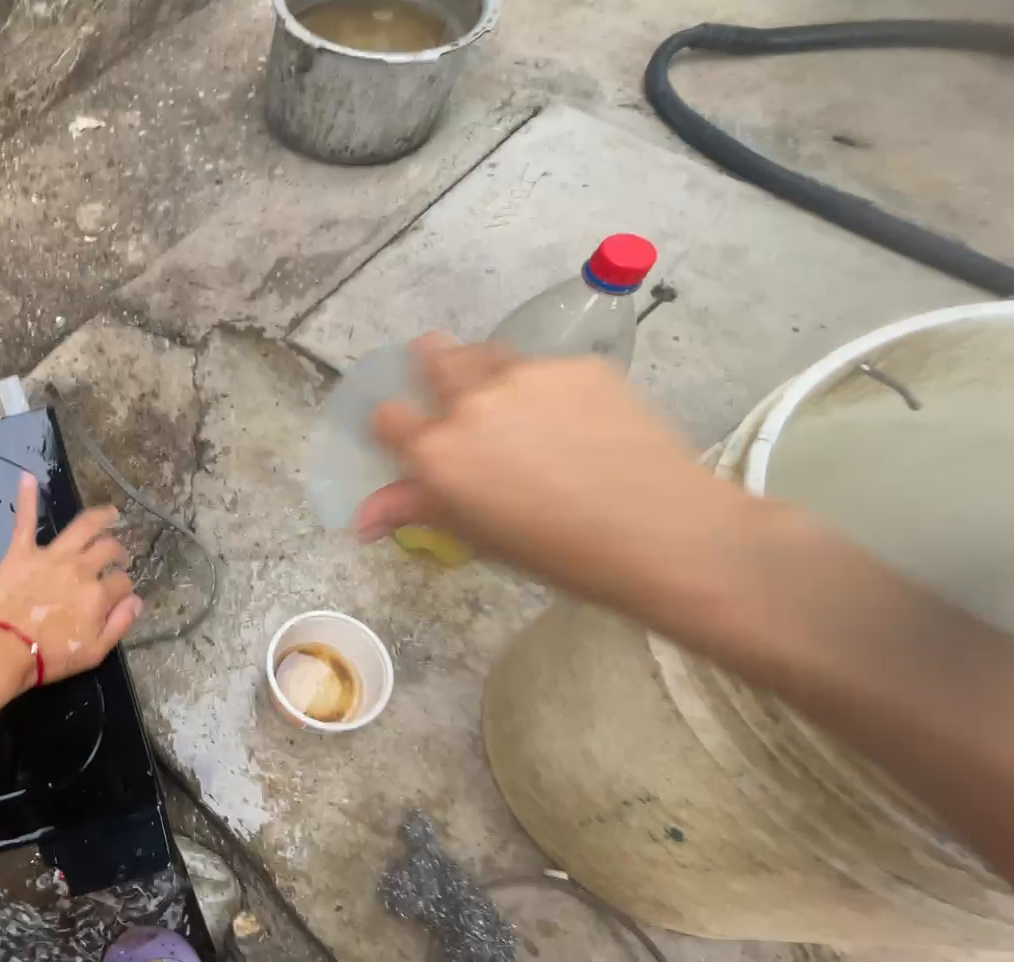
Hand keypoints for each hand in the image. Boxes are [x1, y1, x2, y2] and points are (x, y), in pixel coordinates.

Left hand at [0, 473, 143, 693]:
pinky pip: (25, 520)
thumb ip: (120, 624)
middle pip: (108, 549)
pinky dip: (27, 498)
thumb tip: (137, 600)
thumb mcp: (95, 652)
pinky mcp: (21, 552)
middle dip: (117, 550)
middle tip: (117, 553)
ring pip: (82, 527)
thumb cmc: (50, 657)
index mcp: (98, 594)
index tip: (119, 594)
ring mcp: (50, 557)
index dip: (124, 587)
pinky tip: (28, 477)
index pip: (122, 582)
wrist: (4, 650)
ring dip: (99, 516)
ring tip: (110, 513)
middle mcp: (80, 568)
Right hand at [353, 333, 752, 610]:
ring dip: (483, 369)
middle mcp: (471, 401)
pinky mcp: (579, 365)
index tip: (404, 433)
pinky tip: (569, 417)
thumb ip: (411, 510)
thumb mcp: (472, 533)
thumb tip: (358, 522)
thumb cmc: (553, 550)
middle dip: (430, 365)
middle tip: (449, 390)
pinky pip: (542, 366)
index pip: (386, 416)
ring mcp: (526, 376)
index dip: (391, 423)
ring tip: (508, 398)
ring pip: (486, 353)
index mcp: (437, 450)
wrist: (660, 531)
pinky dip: (540, 384)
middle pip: (433, 357)